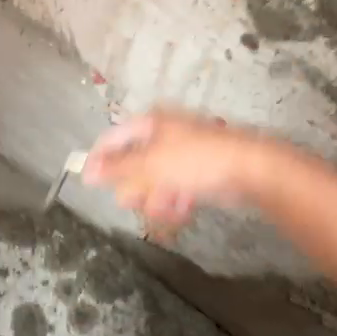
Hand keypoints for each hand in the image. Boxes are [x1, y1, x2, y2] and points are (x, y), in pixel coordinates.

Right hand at [82, 110, 276, 229]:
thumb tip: (86, 171)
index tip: (89, 184)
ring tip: (168, 209)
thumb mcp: (150, 164)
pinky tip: (183, 210)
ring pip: (154, 182)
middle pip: (133, 166)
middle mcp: (163, 135)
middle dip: (137, 188)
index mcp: (150, 124)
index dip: (98, 161)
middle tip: (140, 201)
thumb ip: (117, 168)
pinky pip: (175, 189)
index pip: (112, 139)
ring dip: (157, 199)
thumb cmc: (196, 160)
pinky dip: (176, 202)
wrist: (249, 170)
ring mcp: (181, 154)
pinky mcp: (197, 172)